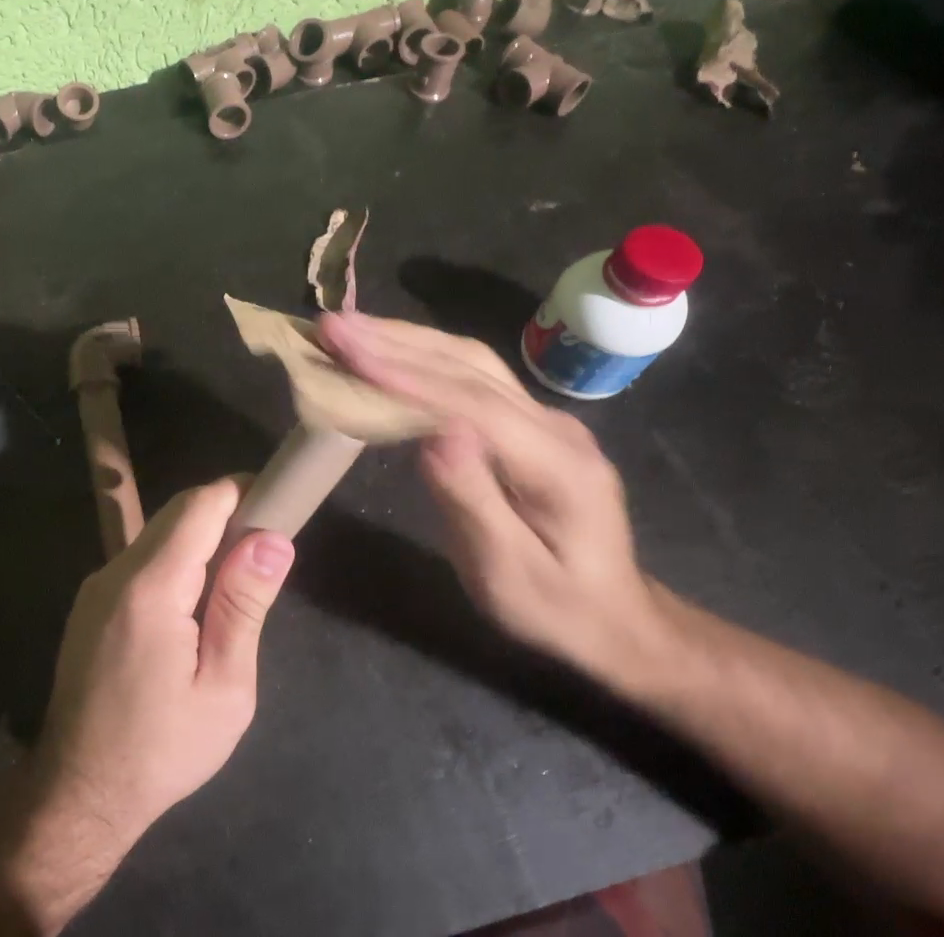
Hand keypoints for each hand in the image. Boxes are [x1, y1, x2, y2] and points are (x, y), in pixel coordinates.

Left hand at [32, 477, 295, 847]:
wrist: (82, 789)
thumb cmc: (163, 748)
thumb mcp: (224, 687)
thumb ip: (243, 606)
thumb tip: (272, 540)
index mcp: (150, 588)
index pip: (198, 506)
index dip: (239, 492)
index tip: (278, 501)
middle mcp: (114, 573)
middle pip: (175, 514)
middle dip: (224, 512)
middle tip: (268, 543)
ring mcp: (95, 589)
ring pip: (155, 536)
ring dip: (199, 540)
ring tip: (239, 576)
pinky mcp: (89, 606)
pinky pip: (138, 564)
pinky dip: (174, 563)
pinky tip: (197, 601)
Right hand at [318, 312, 671, 677]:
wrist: (615, 617)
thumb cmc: (555, 608)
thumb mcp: (509, 574)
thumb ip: (473, 501)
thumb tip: (434, 435)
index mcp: (555, 464)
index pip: (472, 402)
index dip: (406, 375)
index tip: (348, 351)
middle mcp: (554, 426)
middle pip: (470, 366)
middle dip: (395, 342)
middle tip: (329, 326)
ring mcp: (544, 420)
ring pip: (471, 363)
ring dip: (406, 340)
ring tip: (346, 329)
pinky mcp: (527, 424)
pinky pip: (471, 379)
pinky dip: (421, 359)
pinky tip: (385, 353)